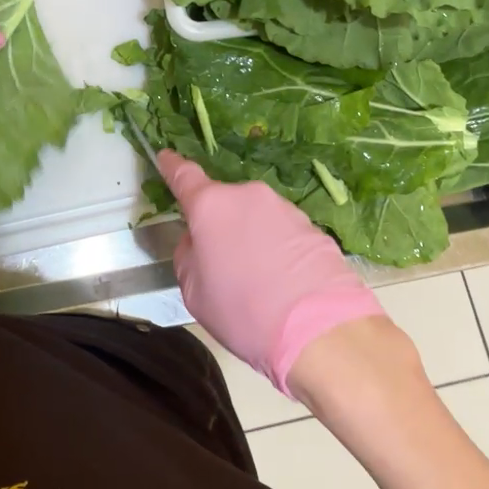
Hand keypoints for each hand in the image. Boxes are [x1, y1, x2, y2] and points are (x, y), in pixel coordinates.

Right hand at [161, 150, 384, 395]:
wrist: (322, 332)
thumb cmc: (244, 311)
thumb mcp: (194, 291)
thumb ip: (189, 256)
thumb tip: (200, 243)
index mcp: (211, 206)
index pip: (184, 175)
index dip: (172, 166)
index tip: (165, 157)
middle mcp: (249, 196)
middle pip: (224, 204)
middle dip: (219, 226)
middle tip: (220, 264)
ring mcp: (285, 210)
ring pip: (255, 219)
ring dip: (250, 240)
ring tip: (257, 283)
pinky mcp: (314, 229)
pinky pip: (283, 235)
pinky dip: (277, 252)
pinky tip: (283, 285)